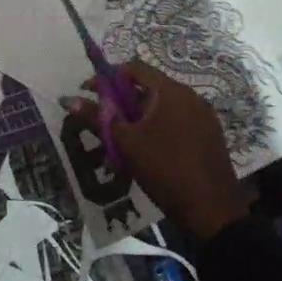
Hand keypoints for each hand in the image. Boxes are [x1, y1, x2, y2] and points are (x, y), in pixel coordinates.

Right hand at [65, 59, 248, 238]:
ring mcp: (204, 114)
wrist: (213, 213)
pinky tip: (151, 148)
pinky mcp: (210, 133)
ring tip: (125, 137)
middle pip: (148, 85)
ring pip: (163, 104)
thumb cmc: (165, 170)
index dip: (108, 77)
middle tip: (106, 120)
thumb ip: (97, 117)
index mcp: (170, 91)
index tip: (90, 94)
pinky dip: (159, 124)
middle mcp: (190, 95)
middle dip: (123, 99)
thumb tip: (68, 99)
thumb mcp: (126, 143)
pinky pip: (178, 118)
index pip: (133, 67)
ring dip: (141, 113)